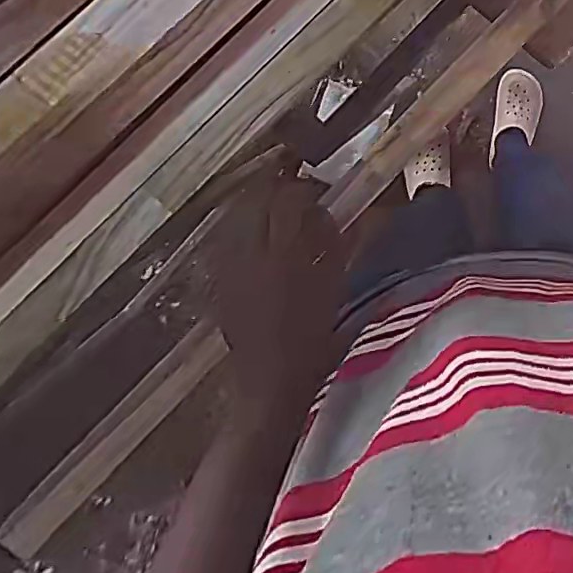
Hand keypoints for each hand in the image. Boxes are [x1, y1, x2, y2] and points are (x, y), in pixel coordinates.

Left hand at [206, 168, 351, 419]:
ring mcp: (230, 266)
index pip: (289, 198)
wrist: (272, 385)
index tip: (320, 190)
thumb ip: (341, 244)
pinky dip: (247, 231)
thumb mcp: (335, 287)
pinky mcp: (219, 281)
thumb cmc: (314, 340)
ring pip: (240, 217)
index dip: (304, 187)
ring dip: (260, 206)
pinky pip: (231, 240)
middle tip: (298, 194)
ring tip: (280, 213)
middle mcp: (252, 253)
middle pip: (257, 199)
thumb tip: (352, 213)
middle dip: (277, 189)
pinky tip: (262, 242)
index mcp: (286, 253)